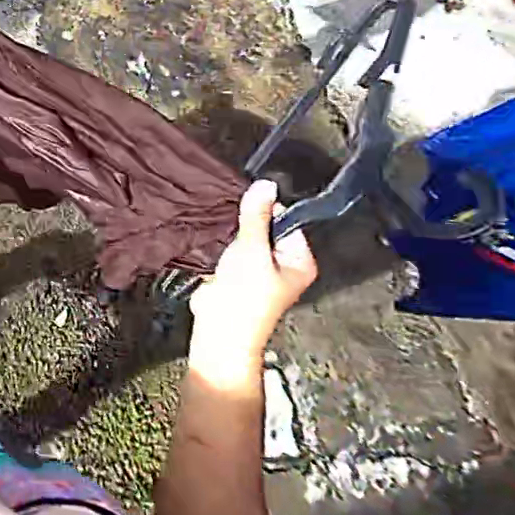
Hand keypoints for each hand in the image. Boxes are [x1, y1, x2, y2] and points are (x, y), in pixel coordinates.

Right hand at [187, 180, 317, 387]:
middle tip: (232, 226)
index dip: (265, 212)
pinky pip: (232, 249)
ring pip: (246, 238)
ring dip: (232, 234)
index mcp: (300, 261)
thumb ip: (255, 216)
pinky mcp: (238, 274)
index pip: (286, 220)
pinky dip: (222, 245)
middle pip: (265, 227)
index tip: (245, 210)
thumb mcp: (251, 250)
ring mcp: (260, 270)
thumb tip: (265, 184)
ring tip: (222, 236)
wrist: (220, 330)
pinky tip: (214, 244)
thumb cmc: (245, 296)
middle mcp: (284, 265)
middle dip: (245, 223)